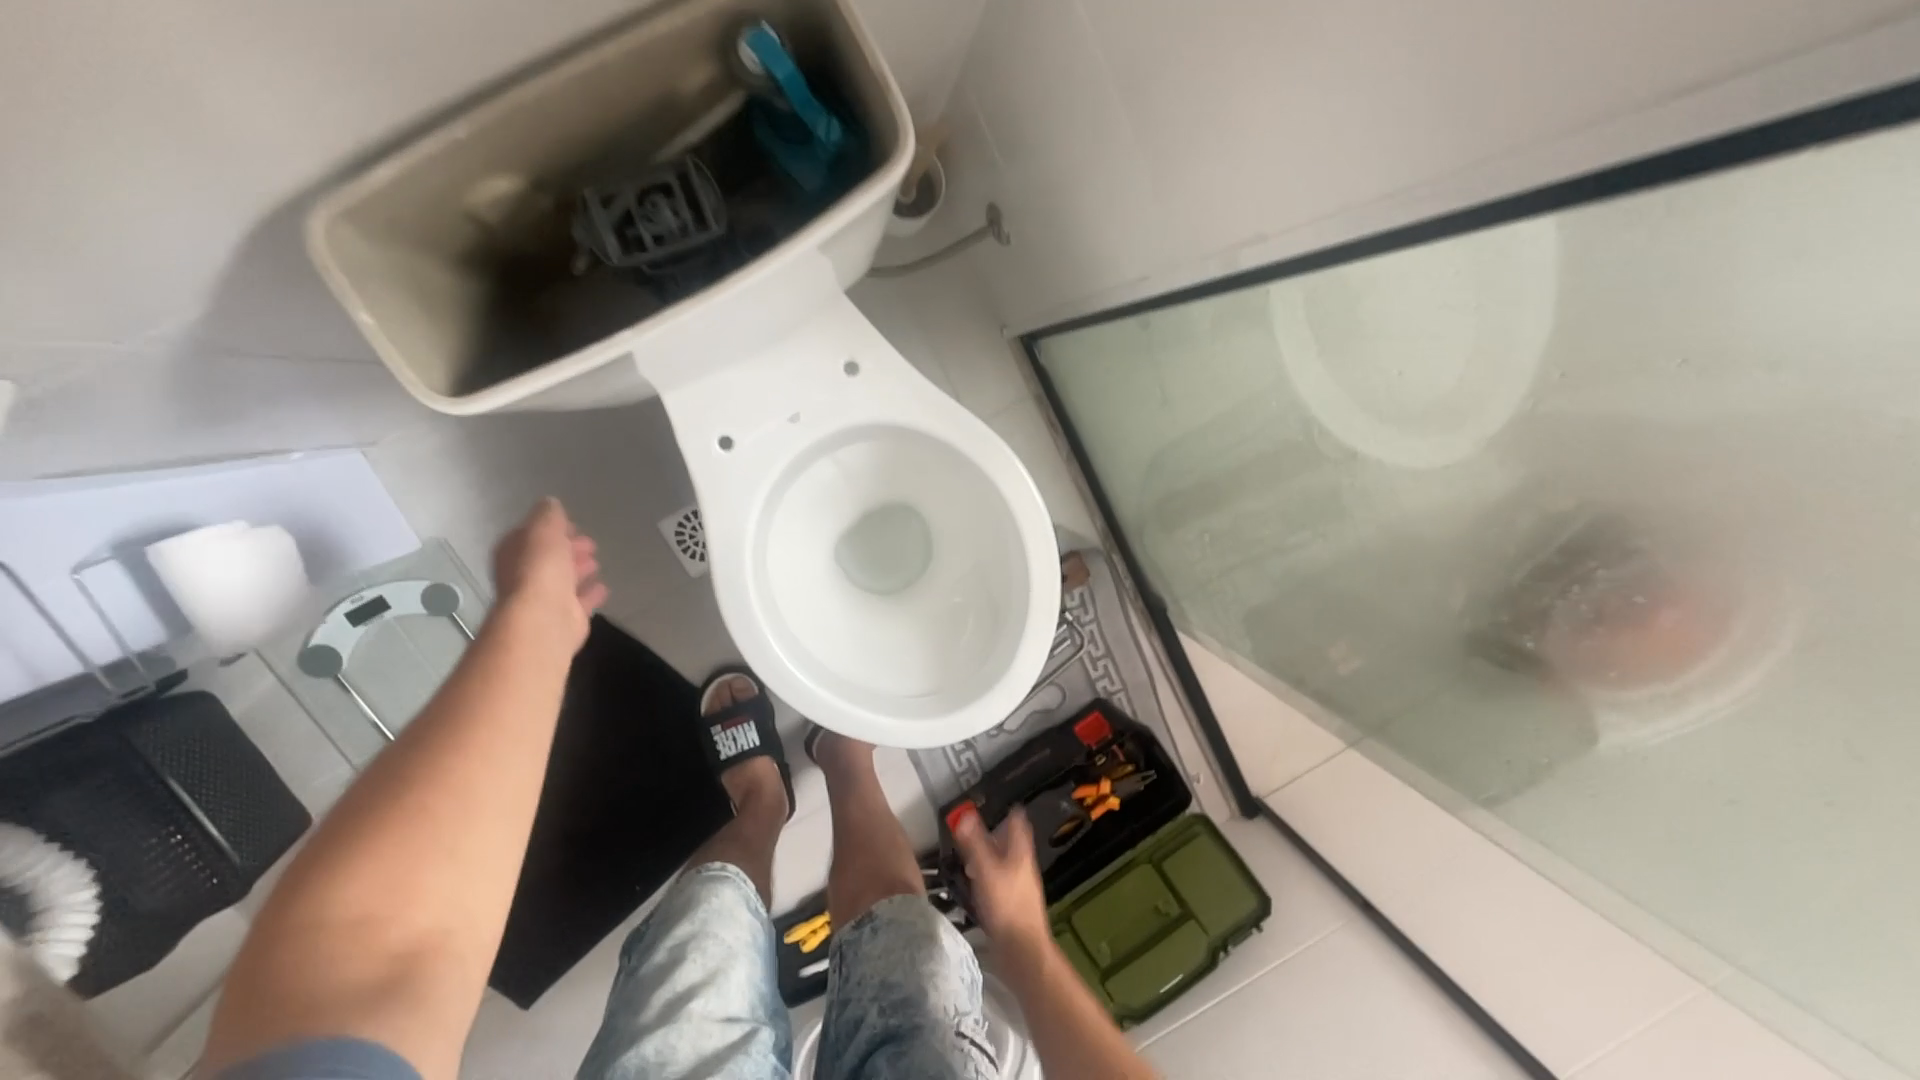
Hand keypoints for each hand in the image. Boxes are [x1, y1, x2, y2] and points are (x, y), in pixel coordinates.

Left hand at [491, 498, 607, 650]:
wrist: (545, 618)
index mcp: (513, 553)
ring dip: (578, 569)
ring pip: (563, 579)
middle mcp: (524, 576)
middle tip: (589, 543)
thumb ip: (548, 515)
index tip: (572, 525)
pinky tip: (603, 587)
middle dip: (567, 549)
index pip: (530, 536)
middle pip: (547, 558)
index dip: (550, 529)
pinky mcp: (564, 617)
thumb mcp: (544, 530)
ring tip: (596, 561)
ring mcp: (544, 598)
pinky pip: (579, 600)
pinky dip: (590, 593)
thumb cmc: (540, 569)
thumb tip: (550, 503)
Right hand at [952, 806, 1050, 950]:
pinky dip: (988, 877)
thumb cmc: (1005, 905)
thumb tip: (963, 815)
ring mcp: (1020, 886)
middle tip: (975, 831)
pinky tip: (976, 885)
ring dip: (989, 857)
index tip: (995, 805)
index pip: (1018, 823)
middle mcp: (1023, 866)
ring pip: (1005, 863)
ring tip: (970, 857)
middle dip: (994, 836)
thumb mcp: (985, 869)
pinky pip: (1000, 882)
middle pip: (1011, 843)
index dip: (1008, 812)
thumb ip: (974, 843)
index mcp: (1020, 853)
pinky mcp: (1013, 904)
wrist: (1021, 948)